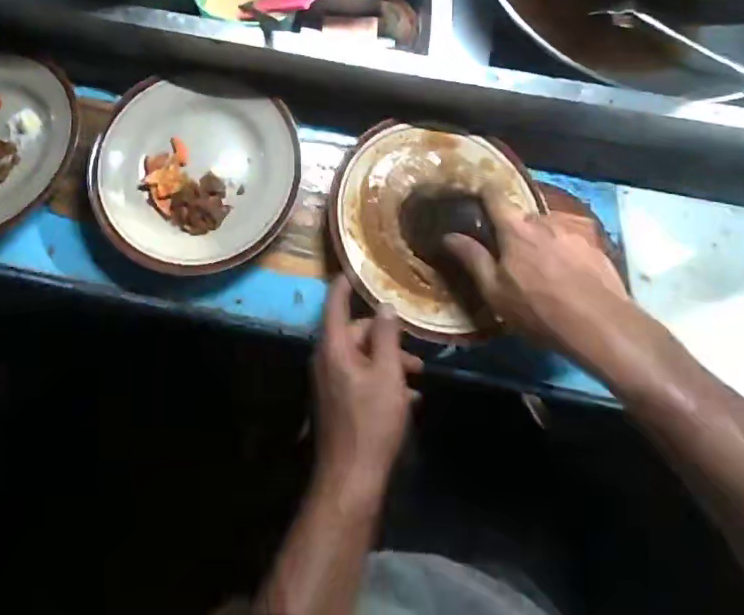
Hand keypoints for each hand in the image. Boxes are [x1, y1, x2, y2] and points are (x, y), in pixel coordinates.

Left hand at [312, 278, 421, 490]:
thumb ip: (386, 337)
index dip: (345, 283)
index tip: (356, 266)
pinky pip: (358, 376)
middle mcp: (325, 358)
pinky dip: (380, 378)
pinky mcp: (336, 400)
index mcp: (333, 347)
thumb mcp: (388, 375)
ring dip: (387, 360)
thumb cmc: (372, 421)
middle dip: (383, 335)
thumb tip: (384, 305)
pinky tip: (407, 396)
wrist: (351, 476)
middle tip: (414, 347)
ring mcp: (328, 380)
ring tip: (417, 376)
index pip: (336, 303)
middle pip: (353, 332)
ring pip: (359, 356)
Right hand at [440, 193, 633, 362]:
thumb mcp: (495, 291)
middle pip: (522, 217)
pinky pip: (572, 243)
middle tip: (511, 257)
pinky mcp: (597, 247)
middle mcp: (544, 220)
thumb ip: (472, 258)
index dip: (482, 194)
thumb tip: (449, 235)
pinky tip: (568, 279)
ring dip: (542, 243)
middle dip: (515, 231)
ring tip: (543, 271)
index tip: (474, 202)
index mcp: (515, 228)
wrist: (604, 327)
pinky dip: (565, 254)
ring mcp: (574, 232)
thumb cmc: (540, 310)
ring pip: (548, 230)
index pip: (494, 195)